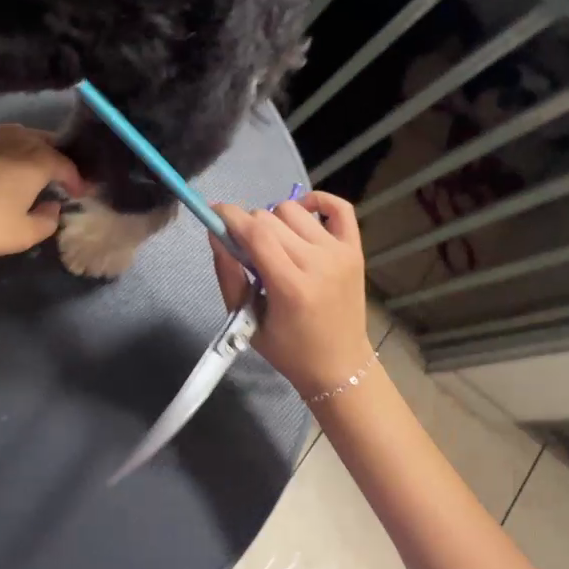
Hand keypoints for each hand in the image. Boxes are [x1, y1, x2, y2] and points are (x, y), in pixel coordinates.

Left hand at [0, 123, 86, 280]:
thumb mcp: (22, 235)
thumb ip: (46, 221)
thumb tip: (52, 207)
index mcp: (35, 159)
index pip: (64, 164)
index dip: (76, 179)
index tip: (80, 192)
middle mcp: (12, 138)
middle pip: (40, 140)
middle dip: (52, 156)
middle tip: (56, 174)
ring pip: (12, 133)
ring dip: (24, 147)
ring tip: (25, 165)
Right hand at [208, 193, 374, 397]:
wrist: (340, 366)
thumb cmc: (289, 350)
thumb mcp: (246, 319)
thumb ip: (228, 275)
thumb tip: (214, 234)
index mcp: (290, 286)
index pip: (253, 232)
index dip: (228, 216)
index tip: (213, 213)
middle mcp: (318, 263)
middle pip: (269, 218)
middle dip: (247, 226)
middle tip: (246, 249)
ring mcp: (340, 254)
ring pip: (293, 209)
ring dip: (274, 220)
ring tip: (274, 243)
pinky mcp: (355, 250)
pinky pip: (339, 207)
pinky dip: (317, 201)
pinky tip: (302, 215)